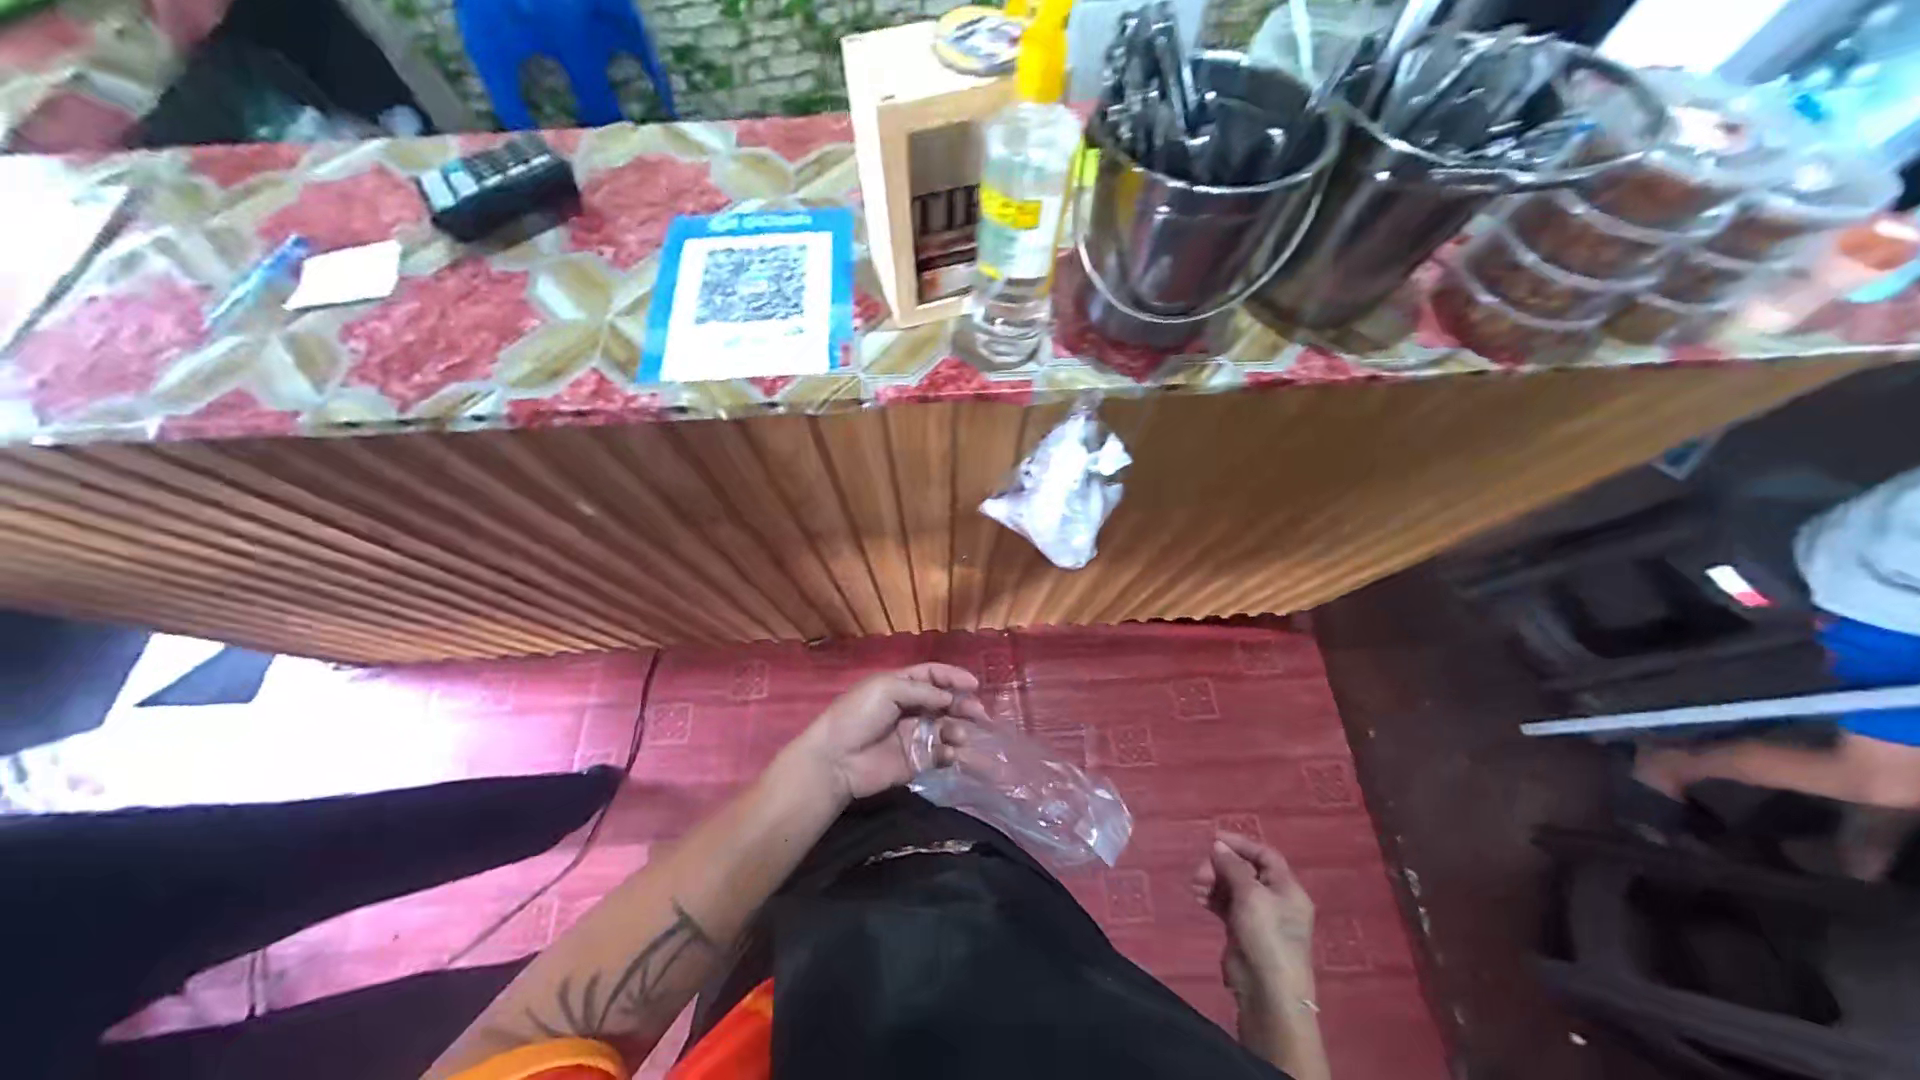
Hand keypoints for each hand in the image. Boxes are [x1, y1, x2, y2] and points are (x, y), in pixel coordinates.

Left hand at [782, 663, 990, 805]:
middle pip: (945, 702)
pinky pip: (940, 754)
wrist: (836, 759)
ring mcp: (914, 735)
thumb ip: (922, 691)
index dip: (954, 677)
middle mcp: (910, 708)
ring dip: (958, 729)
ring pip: (946, 728)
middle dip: (963, 705)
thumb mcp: (887, 690)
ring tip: (959, 735)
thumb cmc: (857, 716)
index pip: (933, 675)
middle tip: (979, 713)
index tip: (974, 684)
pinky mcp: (916, 761)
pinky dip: (949, 752)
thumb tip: (949, 697)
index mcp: (901, 686)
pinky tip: (950, 753)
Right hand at [1191, 832, 1315, 1006]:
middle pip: (1245, 870)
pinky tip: (1198, 897)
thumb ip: (1233, 866)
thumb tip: (1218, 845)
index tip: (1213, 839)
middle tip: (1200, 872)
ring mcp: (1259, 916)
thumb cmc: (1266, 935)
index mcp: (1287, 888)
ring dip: (1213, 881)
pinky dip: (1212, 897)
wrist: (1267, 990)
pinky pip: (1226, 904)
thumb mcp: (1251, 894)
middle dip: (1221, 866)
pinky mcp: (1243, 930)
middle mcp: (1275, 899)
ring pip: (1233, 887)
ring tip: (1195, 886)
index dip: (1240, 844)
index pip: (1265, 855)